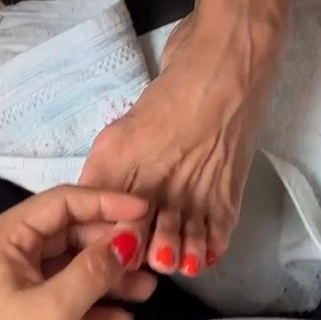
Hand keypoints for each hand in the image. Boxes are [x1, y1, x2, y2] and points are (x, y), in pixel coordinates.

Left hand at [0, 187, 156, 319]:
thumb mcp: (50, 310)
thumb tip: (127, 240)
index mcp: (6, 236)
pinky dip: (92, 311)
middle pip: (70, 235)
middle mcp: (11, 252)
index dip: (105, 202)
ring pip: (72, 270)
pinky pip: (65, 303)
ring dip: (108, 280)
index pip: (63, 202)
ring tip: (147, 290)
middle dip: (110, 246)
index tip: (144, 209)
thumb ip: (92, 271)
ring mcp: (17, 287)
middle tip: (149, 256)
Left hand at [80, 0, 281, 276]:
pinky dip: (206, 249)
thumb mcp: (127, 121)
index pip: (97, 211)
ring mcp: (194, 187)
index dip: (93, 232)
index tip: (94, 245)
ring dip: (167, 256)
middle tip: (128, 259)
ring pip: (174, 242)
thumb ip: (109, 162)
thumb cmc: (175, 82)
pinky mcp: (228, 190)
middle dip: (126, 253)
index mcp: (121, 155)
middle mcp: (155, 177)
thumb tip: (92, 196)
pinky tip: (200, 256)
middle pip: (133, 233)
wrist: (227, 59)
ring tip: (165, 259)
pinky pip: (215, 234)